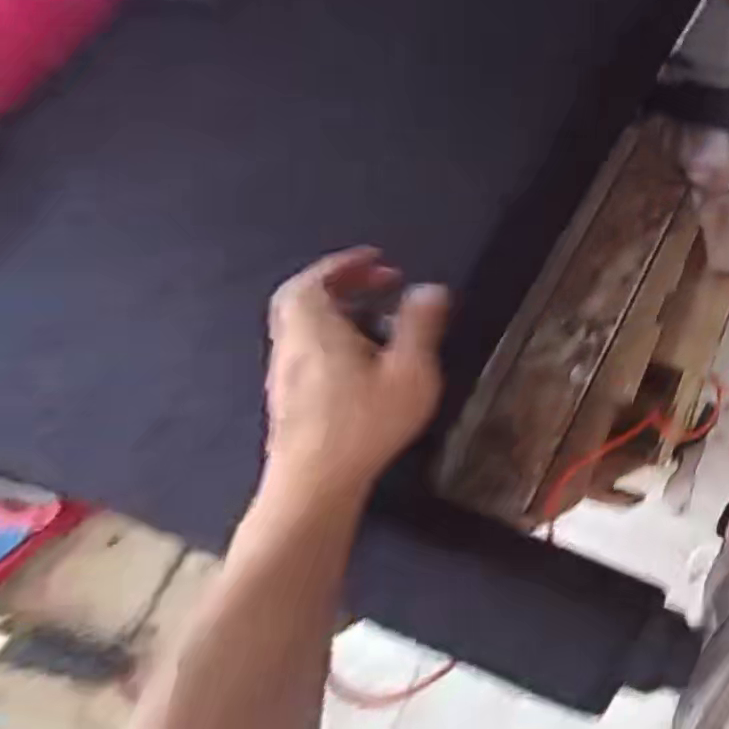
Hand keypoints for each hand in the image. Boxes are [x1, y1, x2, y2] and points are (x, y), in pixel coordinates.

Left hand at [261, 247, 447, 505]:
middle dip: (342, 281)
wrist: (315, 484)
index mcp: (317, 335)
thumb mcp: (410, 371)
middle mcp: (293, 349)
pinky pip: (308, 344)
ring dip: (341, 306)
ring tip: (386, 311)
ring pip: (303, 324)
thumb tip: (429, 288)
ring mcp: (287, 374)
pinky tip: (369, 348)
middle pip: (300, 301)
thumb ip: (419, 326)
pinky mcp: (292, 395)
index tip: (376, 257)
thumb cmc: (367, 422)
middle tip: (387, 278)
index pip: (308, 285)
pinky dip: (336, 329)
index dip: (339, 264)